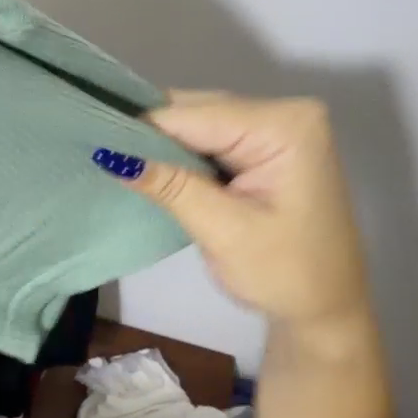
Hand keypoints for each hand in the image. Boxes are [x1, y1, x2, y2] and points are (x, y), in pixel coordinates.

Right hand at [114, 91, 372, 334]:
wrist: (324, 305)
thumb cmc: (282, 272)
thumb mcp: (223, 231)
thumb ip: (171, 187)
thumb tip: (112, 156)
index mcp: (283, 126)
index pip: (195, 115)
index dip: (142, 129)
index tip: (92, 144)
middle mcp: (284, 114)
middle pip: (197, 112)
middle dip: (151, 135)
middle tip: (98, 157)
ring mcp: (276, 131)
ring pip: (199, 125)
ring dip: (162, 147)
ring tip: (116, 164)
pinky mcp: (265, 151)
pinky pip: (211, 142)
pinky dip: (180, 157)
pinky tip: (152, 171)